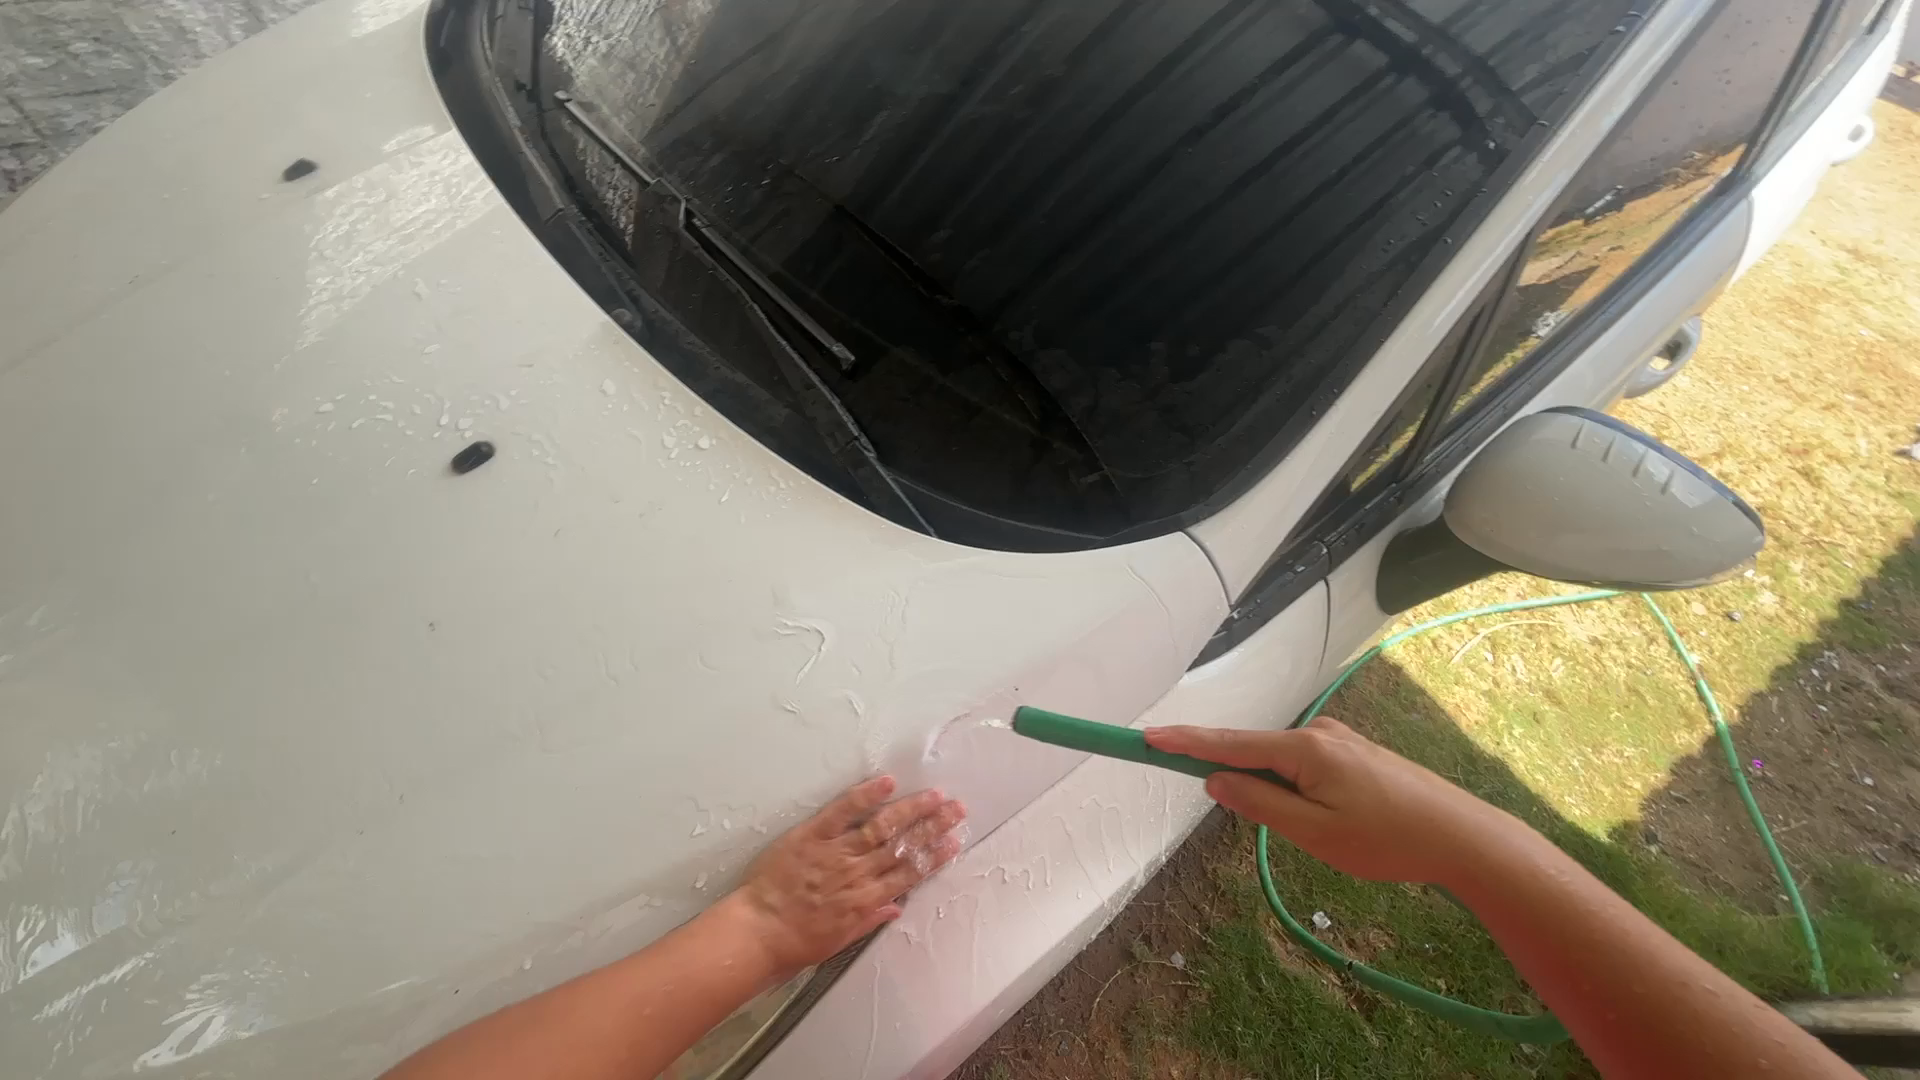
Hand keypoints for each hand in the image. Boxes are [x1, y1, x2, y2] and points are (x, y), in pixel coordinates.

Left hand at [724, 776, 965, 976]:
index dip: (934, 856)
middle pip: (903, 845)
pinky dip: (865, 796)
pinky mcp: (813, 835)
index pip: (909, 873)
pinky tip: (886, 782)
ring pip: (882, 827)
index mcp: (865, 900)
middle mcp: (858, 873)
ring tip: (935, 795)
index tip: (954, 841)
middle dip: (933, 826)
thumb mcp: (836, 942)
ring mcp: (836, 852)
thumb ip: (869, 920)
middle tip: (956, 809)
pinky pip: (843, 812)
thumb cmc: (793, 942)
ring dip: (912, 809)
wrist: (756, 933)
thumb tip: (896, 905)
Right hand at [1144, 717, 1525, 886]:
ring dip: (1274, 788)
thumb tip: (1213, 779)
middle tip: (1268, 819)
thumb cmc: (1387, 841)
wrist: (1466, 837)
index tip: (1144, 737)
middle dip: (1237, 776)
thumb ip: (1258, 804)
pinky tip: (1325, 816)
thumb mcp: (1314, 833)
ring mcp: (1336, 739)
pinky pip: (1302, 763)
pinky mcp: (1351, 751)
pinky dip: (1292, 783)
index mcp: (1302, 748)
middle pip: (1253, 750)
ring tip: (1321, 832)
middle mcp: (1315, 732)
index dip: (1183, 741)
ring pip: (1280, 761)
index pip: (1227, 742)